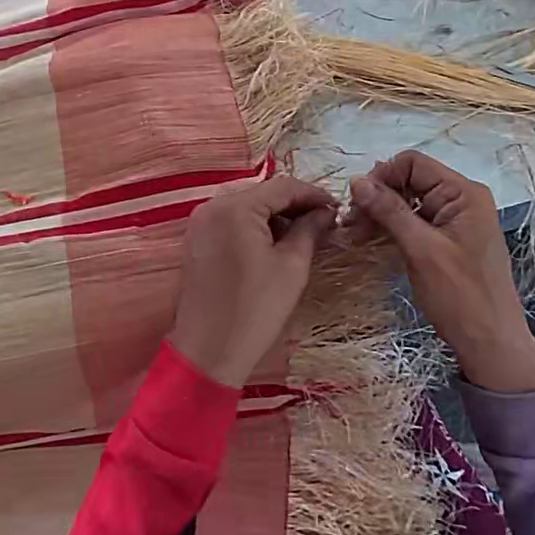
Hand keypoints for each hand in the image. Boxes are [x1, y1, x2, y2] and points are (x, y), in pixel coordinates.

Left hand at [169, 177, 336, 387]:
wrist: (208, 348)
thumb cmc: (255, 309)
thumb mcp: (291, 267)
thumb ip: (309, 231)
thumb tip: (325, 213)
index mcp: (235, 207)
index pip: (282, 186)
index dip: (313, 194)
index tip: (338, 209)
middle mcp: (212, 205)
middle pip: (261, 193)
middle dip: (294, 205)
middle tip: (324, 223)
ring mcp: (200, 221)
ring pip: (246, 206)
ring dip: (274, 215)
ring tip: (304, 235)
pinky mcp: (196, 238)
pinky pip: (230, 220)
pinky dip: (254, 226)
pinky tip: (275, 243)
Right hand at [344, 152, 534, 393]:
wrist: (490, 343)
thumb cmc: (461, 296)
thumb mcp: (421, 249)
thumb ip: (389, 211)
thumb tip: (356, 181)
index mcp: (463, 194)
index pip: (413, 163)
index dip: (381, 176)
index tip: (357, 202)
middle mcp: (459, 199)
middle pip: (407, 179)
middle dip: (376, 195)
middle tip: (350, 222)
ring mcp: (452, 219)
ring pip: (404, 200)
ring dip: (377, 212)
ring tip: (353, 232)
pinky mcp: (443, 238)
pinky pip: (410, 220)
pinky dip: (387, 226)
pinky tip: (367, 238)